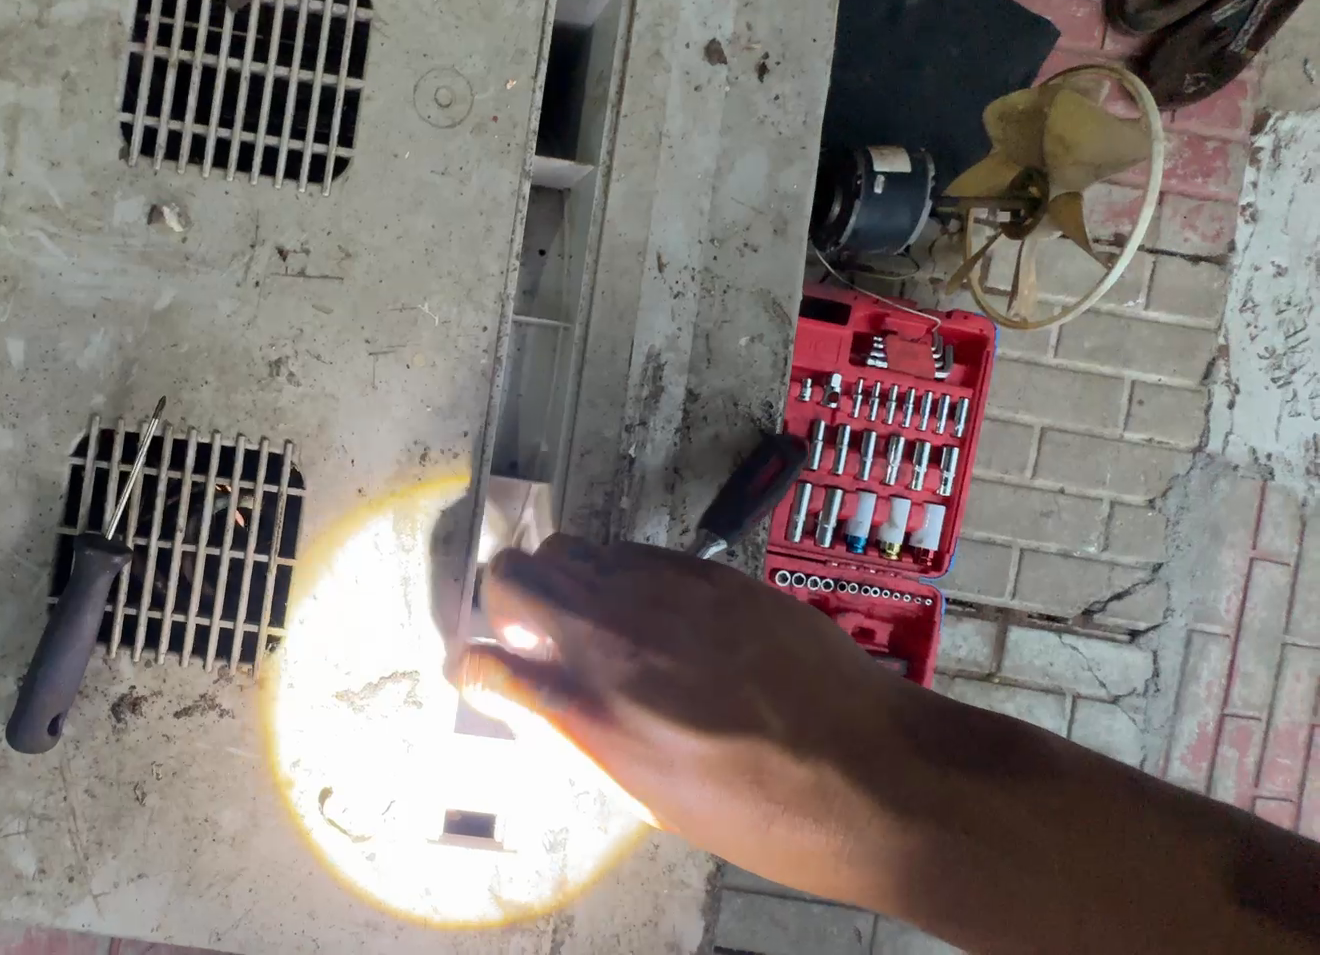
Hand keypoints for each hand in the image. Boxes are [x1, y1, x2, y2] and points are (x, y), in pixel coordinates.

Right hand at [457, 533, 921, 902]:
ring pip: (565, 547)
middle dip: (509, 603)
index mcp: (588, 705)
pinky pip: (627, 548)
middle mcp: (608, 632)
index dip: (477, 668)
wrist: (879, 775)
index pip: (483, 661)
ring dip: (563, 580)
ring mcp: (656, 588)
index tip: (493, 675)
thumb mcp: (643, 793)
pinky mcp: (702, 569)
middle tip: (543, 639)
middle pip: (509, 573)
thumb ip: (564, 732)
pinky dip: (618, 573)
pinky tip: (657, 611)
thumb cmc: (755, 810)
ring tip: (601, 621)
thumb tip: (513, 693)